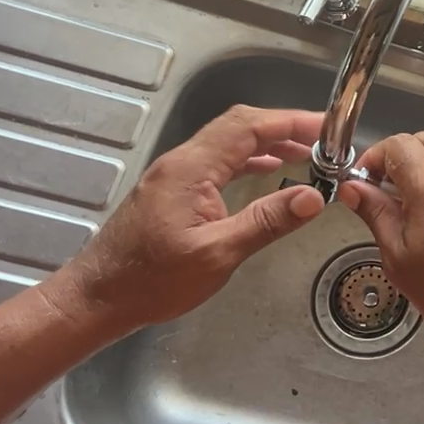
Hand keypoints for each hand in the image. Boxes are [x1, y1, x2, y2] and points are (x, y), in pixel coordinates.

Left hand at [45, 106, 326, 333]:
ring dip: (270, 142)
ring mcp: (176, 175)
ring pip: (230, 142)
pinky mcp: (175, 191)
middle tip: (325, 140)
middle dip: (285, 127)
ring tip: (308, 154)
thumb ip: (267, 221)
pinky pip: (221, 161)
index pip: (249, 127)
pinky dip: (252, 159)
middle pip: (240, 126)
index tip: (327, 129)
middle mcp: (182, 162)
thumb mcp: (218, 254)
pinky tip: (270, 171)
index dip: (292, 122)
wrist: (96, 300)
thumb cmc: (152, 282)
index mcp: (191, 169)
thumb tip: (314, 197)